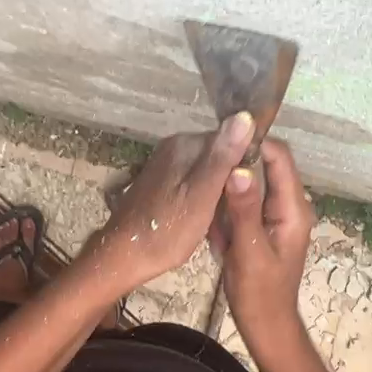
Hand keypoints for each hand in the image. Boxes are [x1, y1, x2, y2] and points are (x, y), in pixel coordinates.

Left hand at [83, 112, 255, 290]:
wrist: (125, 255)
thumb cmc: (167, 230)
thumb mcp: (202, 194)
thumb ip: (222, 156)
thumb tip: (245, 116)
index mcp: (185, 144)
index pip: (231, 140)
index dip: (243, 166)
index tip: (246, 193)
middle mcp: (174, 146)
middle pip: (218, 156)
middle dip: (230, 180)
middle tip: (234, 210)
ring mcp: (165, 164)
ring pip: (207, 170)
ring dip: (218, 191)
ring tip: (220, 218)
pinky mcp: (161, 181)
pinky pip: (193, 181)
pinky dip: (203, 197)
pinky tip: (204, 218)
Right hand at [209, 139, 314, 331]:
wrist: (265, 325)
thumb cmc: (259, 293)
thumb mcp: (249, 252)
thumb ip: (244, 211)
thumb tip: (239, 170)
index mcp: (293, 208)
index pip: (280, 157)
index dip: (254, 142)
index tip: (222, 138)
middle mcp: (289, 205)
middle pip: (266, 165)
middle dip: (237, 161)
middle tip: (206, 160)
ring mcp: (276, 214)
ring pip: (253, 181)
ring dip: (230, 182)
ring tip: (203, 181)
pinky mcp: (262, 224)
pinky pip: (245, 200)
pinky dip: (228, 202)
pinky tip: (209, 211)